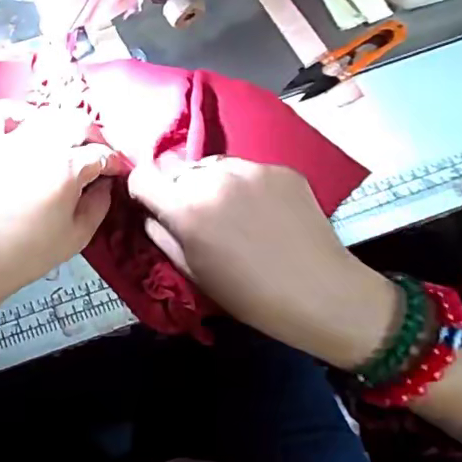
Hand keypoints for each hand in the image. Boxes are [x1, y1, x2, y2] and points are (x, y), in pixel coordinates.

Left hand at [0, 110, 122, 316]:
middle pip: (80, 124)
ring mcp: (10, 138)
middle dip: (96, 138)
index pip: (103, 154)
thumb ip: (98, 206)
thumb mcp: (75, 238)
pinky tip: (28, 126)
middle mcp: (41, 144)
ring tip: (68, 144)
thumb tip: (105, 185)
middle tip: (99, 156)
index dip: (116, 163)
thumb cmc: (23, 255)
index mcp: (68, 168)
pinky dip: (22, 114)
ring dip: (65, 126)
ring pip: (48, 115)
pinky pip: (4, 113)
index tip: (118, 173)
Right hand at [127, 157, 398, 369]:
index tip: (152, 205)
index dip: (143, 192)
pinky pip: (248, 170)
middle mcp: (214, 178)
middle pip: (179, 171)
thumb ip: (162, 236)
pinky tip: (263, 212)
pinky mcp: (280, 168)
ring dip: (212, 184)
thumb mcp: (193, 272)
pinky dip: (246, 186)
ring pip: (214, 166)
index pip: (143, 178)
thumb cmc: (249, 295)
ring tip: (233, 214)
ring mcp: (251, 169)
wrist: (319, 292)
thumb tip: (151, 214)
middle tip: (199, 219)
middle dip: (180, 191)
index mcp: (186, 208)